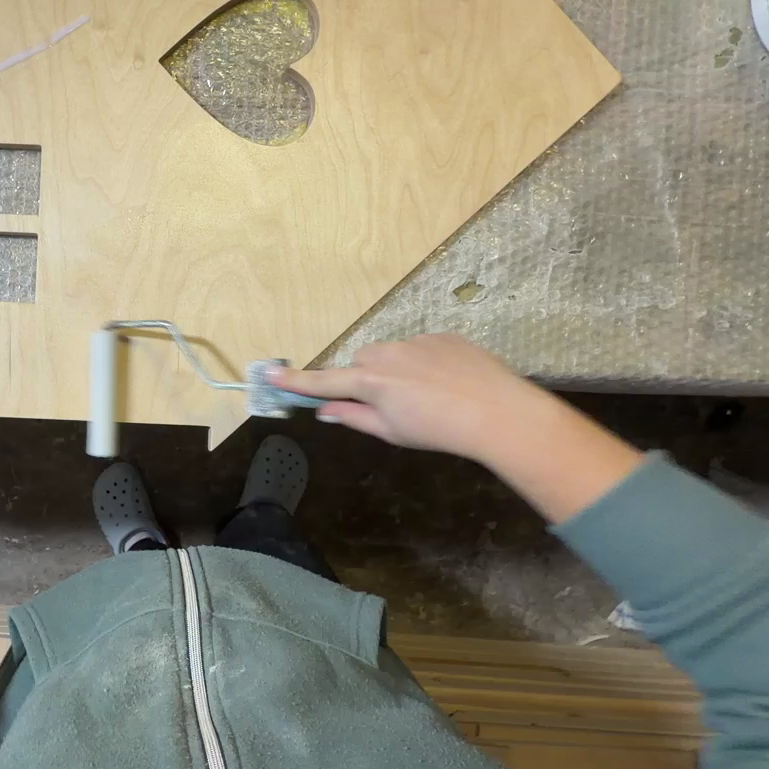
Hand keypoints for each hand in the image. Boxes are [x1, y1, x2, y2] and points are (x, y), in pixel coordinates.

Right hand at [272, 334, 642, 522]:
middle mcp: (386, 354)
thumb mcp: (391, 432)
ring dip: (395, 371)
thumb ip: (353, 417)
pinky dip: (424, 363)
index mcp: (369, 381)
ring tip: (425, 395)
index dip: (294, 380)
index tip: (268, 372)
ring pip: (391, 354)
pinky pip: (421, 348)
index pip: (322, 380)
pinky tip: (447, 383)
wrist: (500, 412)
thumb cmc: (438, 430)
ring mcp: (416, 341)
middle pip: (360, 363)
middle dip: (364, 379)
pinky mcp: (444, 336)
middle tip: (385, 404)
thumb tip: (325, 409)